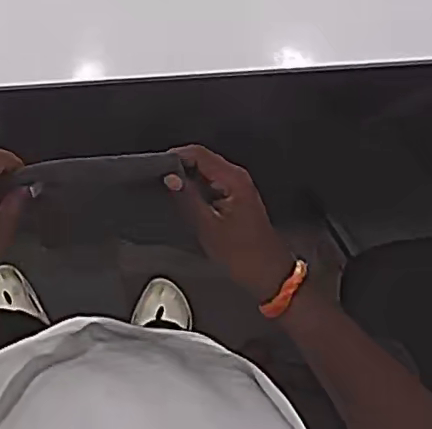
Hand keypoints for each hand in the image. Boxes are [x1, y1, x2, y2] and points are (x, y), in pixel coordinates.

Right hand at [167, 144, 297, 302]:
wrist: (273, 278)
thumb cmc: (246, 256)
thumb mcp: (209, 227)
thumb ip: (187, 197)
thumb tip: (170, 177)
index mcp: (233, 179)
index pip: (198, 153)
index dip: (175, 156)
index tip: (158, 168)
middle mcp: (237, 177)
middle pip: (201, 158)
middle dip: (180, 167)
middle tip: (162, 181)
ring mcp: (238, 186)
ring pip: (204, 170)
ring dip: (188, 178)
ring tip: (173, 193)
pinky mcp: (236, 196)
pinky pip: (211, 182)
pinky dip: (197, 188)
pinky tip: (188, 202)